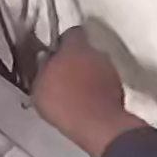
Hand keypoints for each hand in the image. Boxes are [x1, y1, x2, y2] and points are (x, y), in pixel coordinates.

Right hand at [31, 27, 146, 156]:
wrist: (94, 122)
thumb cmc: (62, 102)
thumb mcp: (38, 87)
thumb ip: (42, 69)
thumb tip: (44, 60)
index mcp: (74, 48)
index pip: (70, 33)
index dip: (61, 42)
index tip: (53, 53)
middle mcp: (96, 53)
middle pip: (84, 50)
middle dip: (74, 60)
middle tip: (60, 75)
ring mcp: (110, 69)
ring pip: (95, 65)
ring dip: (85, 74)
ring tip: (70, 92)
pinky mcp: (117, 85)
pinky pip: (102, 81)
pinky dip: (94, 87)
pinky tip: (82, 101)